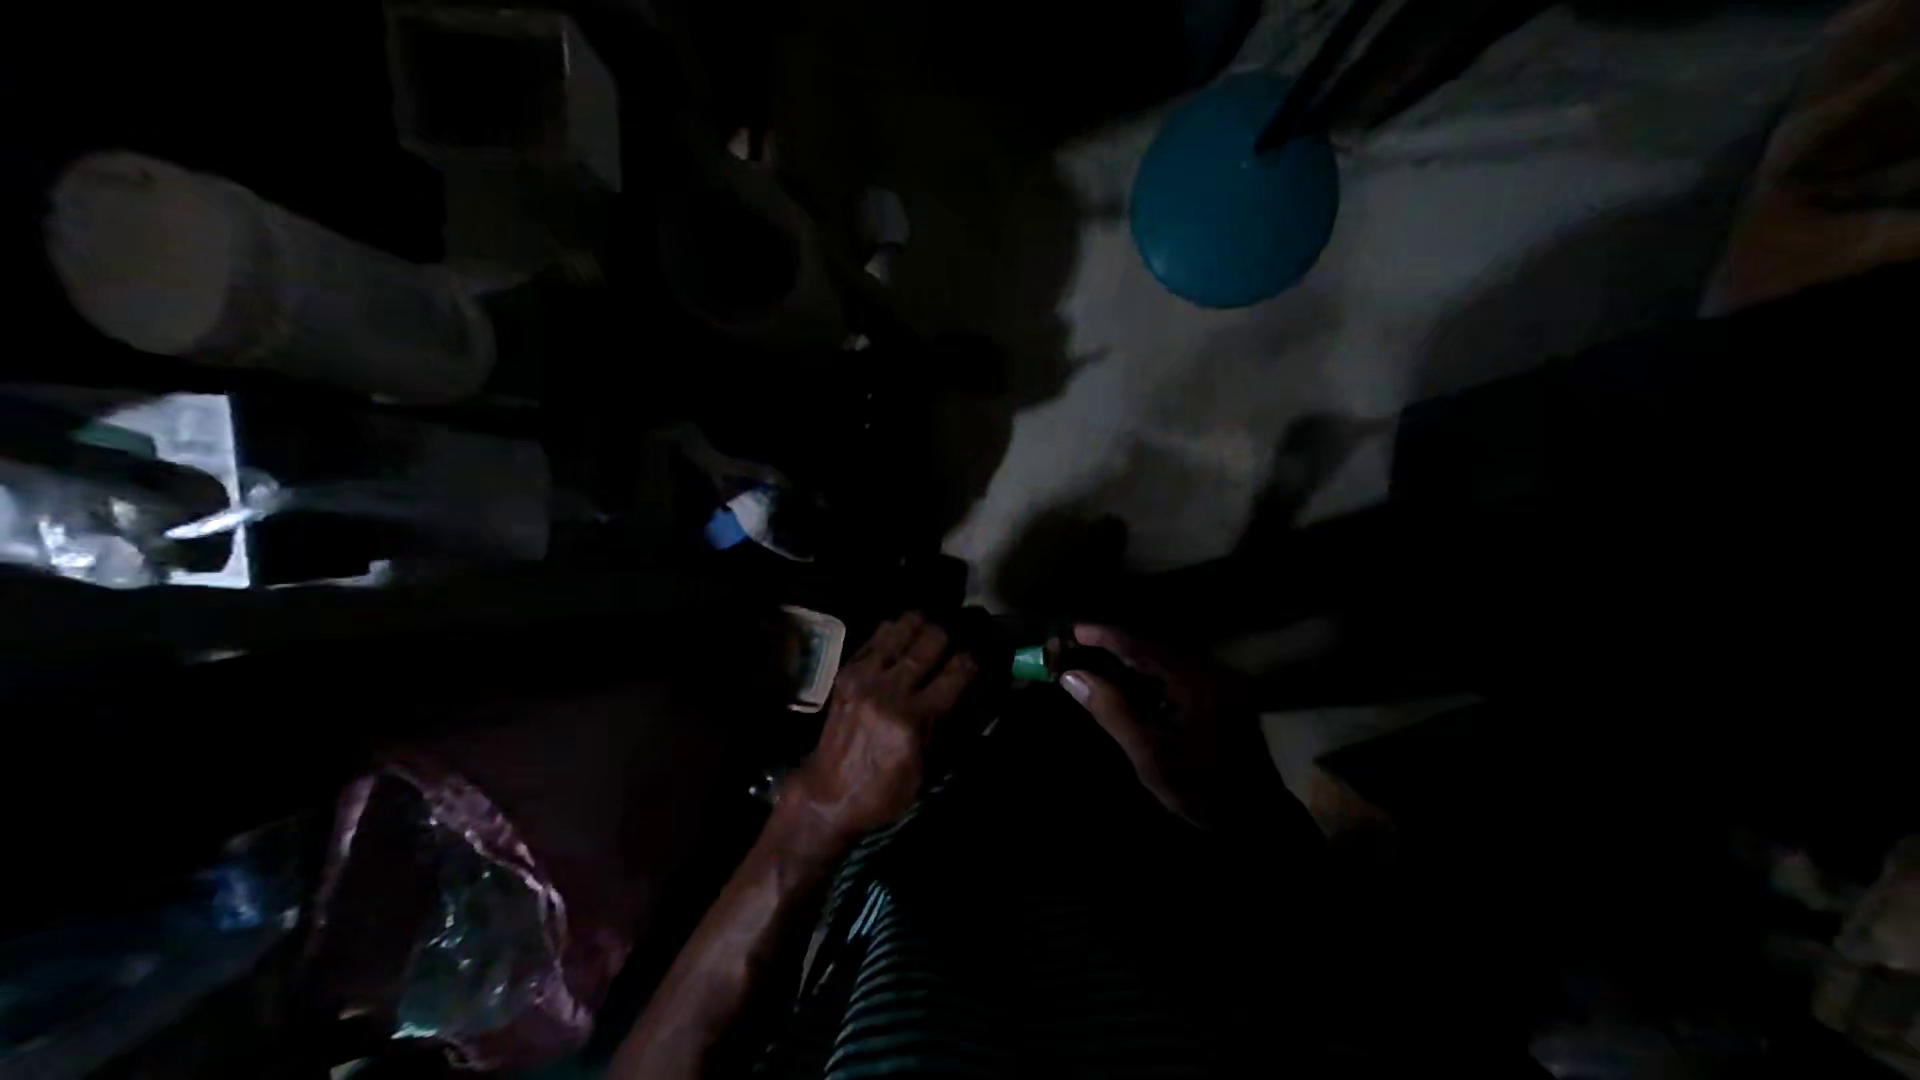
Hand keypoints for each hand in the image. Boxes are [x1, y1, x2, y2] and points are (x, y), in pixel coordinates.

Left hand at [787, 612, 978, 842]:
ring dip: (931, 620)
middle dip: (962, 626)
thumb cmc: (888, 789)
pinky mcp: (848, 669)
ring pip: (906, 624)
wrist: (829, 794)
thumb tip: (984, 682)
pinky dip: (902, 629)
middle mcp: (889, 690)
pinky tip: (912, 636)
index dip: (983, 656)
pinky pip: (881, 633)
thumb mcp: (933, 766)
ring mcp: (864, 675)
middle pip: (936, 636)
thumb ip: (958, 719)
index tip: (990, 652)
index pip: (961, 668)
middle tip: (974, 624)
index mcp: (914, 719)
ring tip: (943, 625)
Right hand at [1060, 625, 1279, 828]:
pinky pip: (1178, 672)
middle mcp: (1209, 670)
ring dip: (1131, 659)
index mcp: (1193, 679)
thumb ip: (1110, 708)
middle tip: (1079, 645)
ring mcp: (1219, 681)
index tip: (1073, 629)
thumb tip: (1072, 677)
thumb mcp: (1148, 751)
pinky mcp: (1223, 694)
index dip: (1104, 635)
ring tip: (1097, 660)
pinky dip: (1150, 673)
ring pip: (1166, 659)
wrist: (1256, 817)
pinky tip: (1131, 683)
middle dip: (1115, 644)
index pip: (1140, 645)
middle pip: (1153, 646)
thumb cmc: (1201, 786)